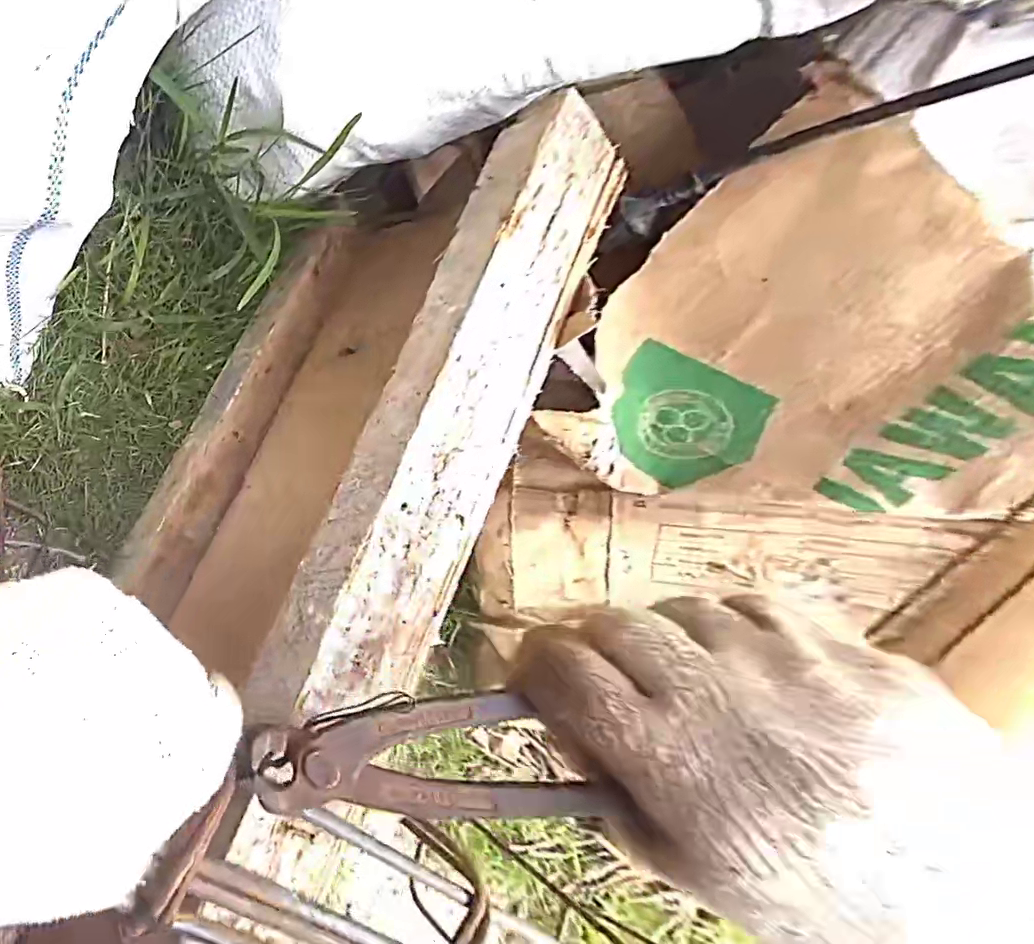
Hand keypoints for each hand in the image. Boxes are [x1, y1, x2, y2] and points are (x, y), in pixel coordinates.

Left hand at [0, 567, 241, 941]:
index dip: (174, 717)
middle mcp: (175, 672)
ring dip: (83, 651)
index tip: (147, 721)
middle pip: (160, 664)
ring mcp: (125, 622)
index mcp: (196, 742)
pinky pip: (72, 604)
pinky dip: (44, 623)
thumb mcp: (107, 860)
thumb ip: (149, 808)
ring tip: (30, 688)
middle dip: (123, 683)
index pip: (213, 709)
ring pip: (116, 630)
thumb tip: (144, 780)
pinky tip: (10, 660)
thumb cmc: (18, 839)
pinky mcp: (75, 588)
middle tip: (74, 711)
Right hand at [508, 596, 1016, 942]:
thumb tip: (557, 724)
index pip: (562, 667)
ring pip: (679, 608)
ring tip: (685, 670)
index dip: (533, 660)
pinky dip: (733, 629)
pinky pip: (759, 609)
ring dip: (662, 635)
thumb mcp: (687, 867)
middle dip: (592, 645)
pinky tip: (751, 666)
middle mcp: (726, 704)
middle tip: (608, 674)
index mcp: (676, 763)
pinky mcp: (868, 662)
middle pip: (611, 624)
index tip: (534, 674)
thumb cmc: (817, 903)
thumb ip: (604, 790)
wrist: (1002, 930)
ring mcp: (802, 674)